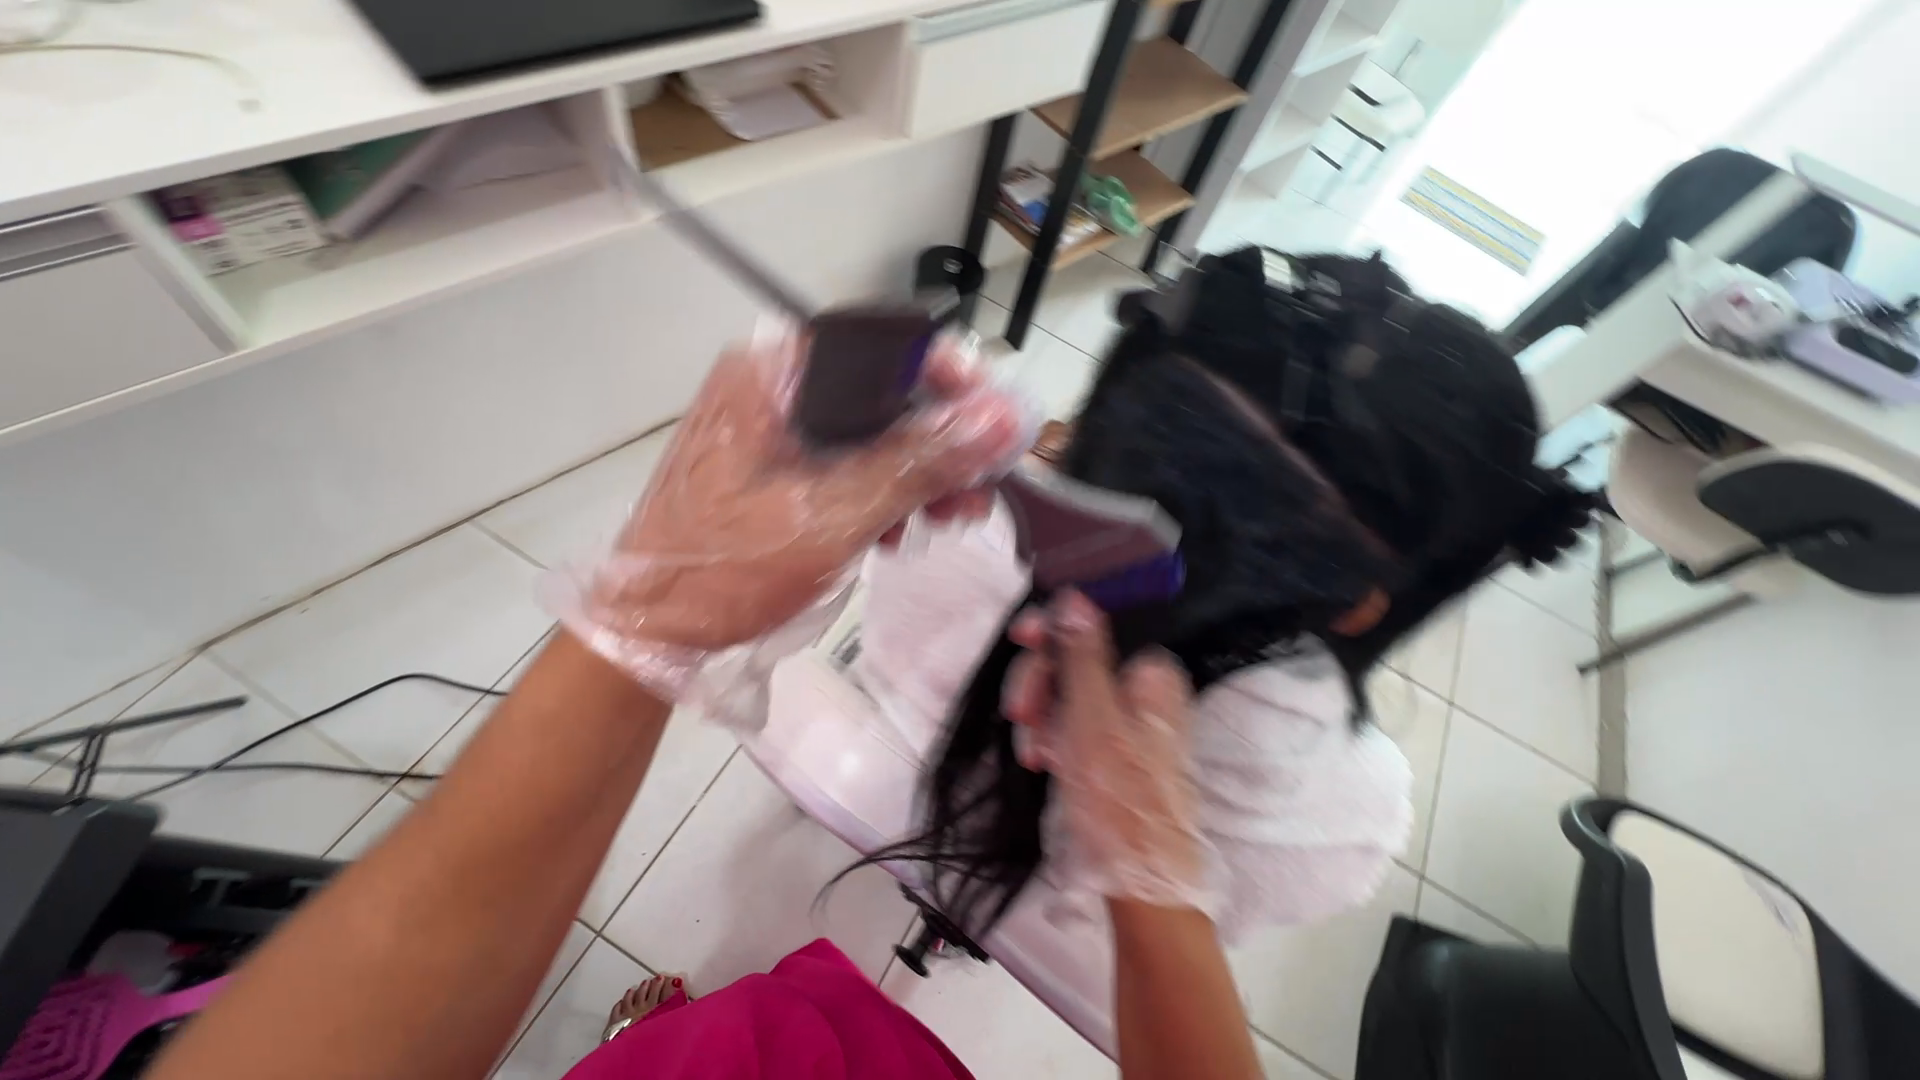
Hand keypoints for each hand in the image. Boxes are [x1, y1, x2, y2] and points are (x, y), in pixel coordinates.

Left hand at [544, 322, 1031, 698]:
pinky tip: (899, 534)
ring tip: (948, 522)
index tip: (993, 424)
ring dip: (920, 475)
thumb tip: (1004, 418)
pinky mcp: (779, 467)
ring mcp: (775, 428)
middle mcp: (775, 386)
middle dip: (942, 443)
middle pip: (885, 392)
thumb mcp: (835, 516)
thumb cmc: (728, 569)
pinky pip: (849, 464)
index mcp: (774, 374)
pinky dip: (884, 495)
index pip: (882, 345)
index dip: (948, 377)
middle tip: (979, 490)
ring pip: (874, 432)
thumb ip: (920, 463)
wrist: (649, 631)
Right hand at [1004, 592, 1212, 909]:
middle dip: (1042, 685)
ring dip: (1043, 719)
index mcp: (1151, 673)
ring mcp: (1130, 723)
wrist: (1142, 880)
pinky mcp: (1116, 752)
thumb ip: (1082, 653)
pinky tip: (1044, 764)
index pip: (1094, 627)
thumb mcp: (1092, 716)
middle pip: (1076, 661)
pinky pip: (1076, 728)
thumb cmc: (1119, 794)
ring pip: (1069, 697)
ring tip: (1035, 754)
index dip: (1053, 630)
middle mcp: (1145, 691)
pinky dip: (1056, 741)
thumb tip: (1075, 595)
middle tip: (1019, 713)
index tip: (1021, 639)